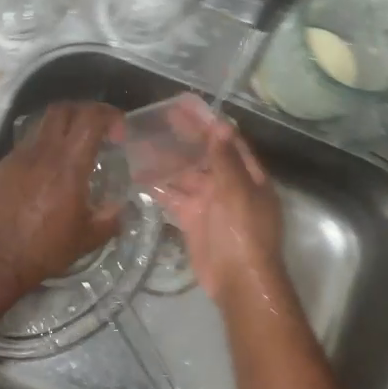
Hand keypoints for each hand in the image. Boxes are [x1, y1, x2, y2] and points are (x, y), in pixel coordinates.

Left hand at [0, 102, 123, 291]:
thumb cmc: (43, 250)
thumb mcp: (87, 239)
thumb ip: (110, 218)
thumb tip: (120, 207)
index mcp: (67, 166)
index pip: (90, 118)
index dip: (109, 115)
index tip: (119, 133)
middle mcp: (42, 153)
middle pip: (63, 109)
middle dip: (85, 112)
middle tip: (97, 132)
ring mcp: (18, 157)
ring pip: (42, 124)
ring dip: (63, 128)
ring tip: (73, 151)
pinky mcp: (2, 168)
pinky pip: (27, 145)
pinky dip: (43, 147)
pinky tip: (47, 172)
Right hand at [149, 106, 286, 305]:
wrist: (238, 281)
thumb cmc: (244, 233)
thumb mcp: (237, 192)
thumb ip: (225, 160)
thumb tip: (219, 126)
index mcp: (248, 176)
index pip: (227, 142)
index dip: (208, 124)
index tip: (185, 107)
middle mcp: (229, 186)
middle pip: (204, 157)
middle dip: (182, 141)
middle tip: (155, 121)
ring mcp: (210, 204)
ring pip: (185, 177)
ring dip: (166, 164)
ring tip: (141, 146)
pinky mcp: (193, 221)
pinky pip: (175, 199)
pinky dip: (160, 189)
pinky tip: (139, 176)